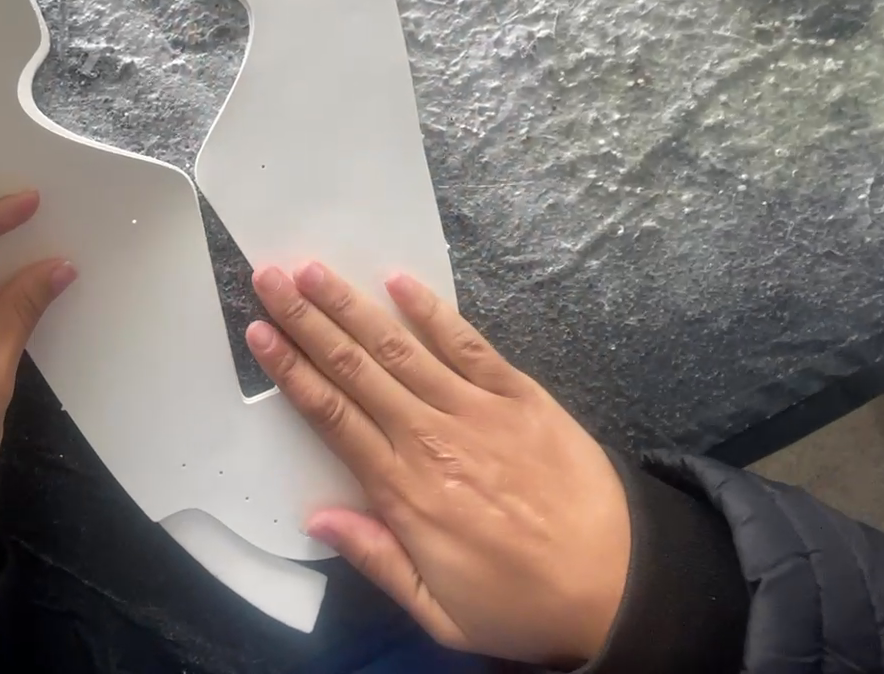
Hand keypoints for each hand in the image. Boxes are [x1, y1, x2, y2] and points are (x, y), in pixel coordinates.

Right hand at [245, 264, 629, 668]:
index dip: (290, 369)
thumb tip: (315, 517)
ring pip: (398, 347)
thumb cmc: (521, 601)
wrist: (624, 585)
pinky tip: (398, 280)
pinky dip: (432, 311)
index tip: (259, 331)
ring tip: (314, 269)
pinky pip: (467, 344)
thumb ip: (376, 558)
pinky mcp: (516, 392)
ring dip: (351, 305)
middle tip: (270, 277)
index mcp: (403, 488)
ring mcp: (474, 408)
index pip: (331, 414)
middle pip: (353, 367)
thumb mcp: (440, 613)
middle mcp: (428, 435)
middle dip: (306, 319)